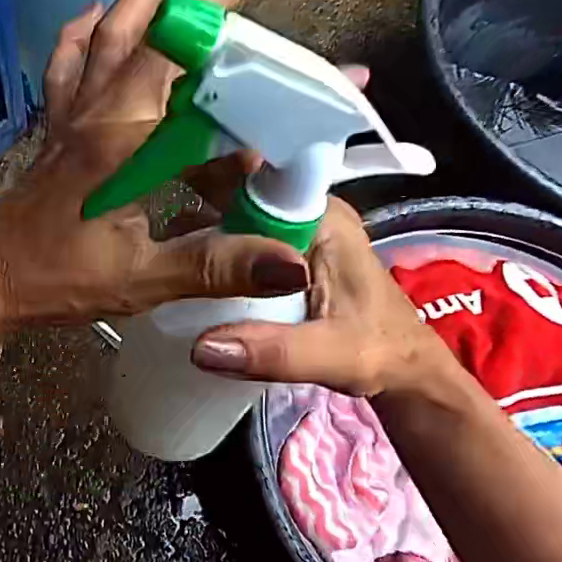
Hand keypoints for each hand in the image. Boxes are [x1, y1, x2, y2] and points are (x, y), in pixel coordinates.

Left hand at [0, 0, 313, 327]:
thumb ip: (215, 266)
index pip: (177, 43)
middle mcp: (94, 112)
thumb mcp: (141, 278)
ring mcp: (70, 119)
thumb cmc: (54, 281)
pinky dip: (84, 36)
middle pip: (146, 24)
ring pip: (107, 34)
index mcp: (119, 135)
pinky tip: (92, 16)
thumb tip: (294, 264)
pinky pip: (69, 69)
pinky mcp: (57, 134)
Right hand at [187, 198, 459, 398]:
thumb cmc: (380, 354)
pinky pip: (246, 250)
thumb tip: (199, 348)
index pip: (251, 190)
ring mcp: (300, 235)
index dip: (207, 203)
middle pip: (238, 206)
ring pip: (239, 230)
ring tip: (170, 270)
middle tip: (156, 258)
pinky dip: (224, 268)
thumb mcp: (327, 354)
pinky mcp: (292, 257)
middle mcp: (310, 215)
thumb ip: (270, 351)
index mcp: (322, 218)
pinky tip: (196, 285)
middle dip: (200, 228)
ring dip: (208, 250)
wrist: (405, 371)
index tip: (166, 234)